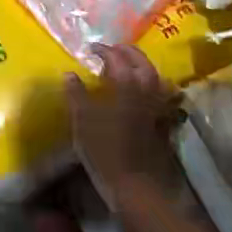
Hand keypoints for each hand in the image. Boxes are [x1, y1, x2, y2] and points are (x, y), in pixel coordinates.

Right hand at [65, 44, 184, 210]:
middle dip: (126, 51)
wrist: (134, 182)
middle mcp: (145, 89)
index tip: (90, 49)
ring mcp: (156, 104)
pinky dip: (149, 83)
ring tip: (126, 65)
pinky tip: (139, 89)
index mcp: (125, 85)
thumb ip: (77, 95)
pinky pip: (158, 91)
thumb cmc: (104, 151)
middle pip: (141, 61)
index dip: (103, 50)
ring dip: (140, 64)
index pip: (116, 58)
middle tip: (111, 50)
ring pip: (153, 74)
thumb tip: (70, 74)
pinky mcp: (161, 118)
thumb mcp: (82, 122)